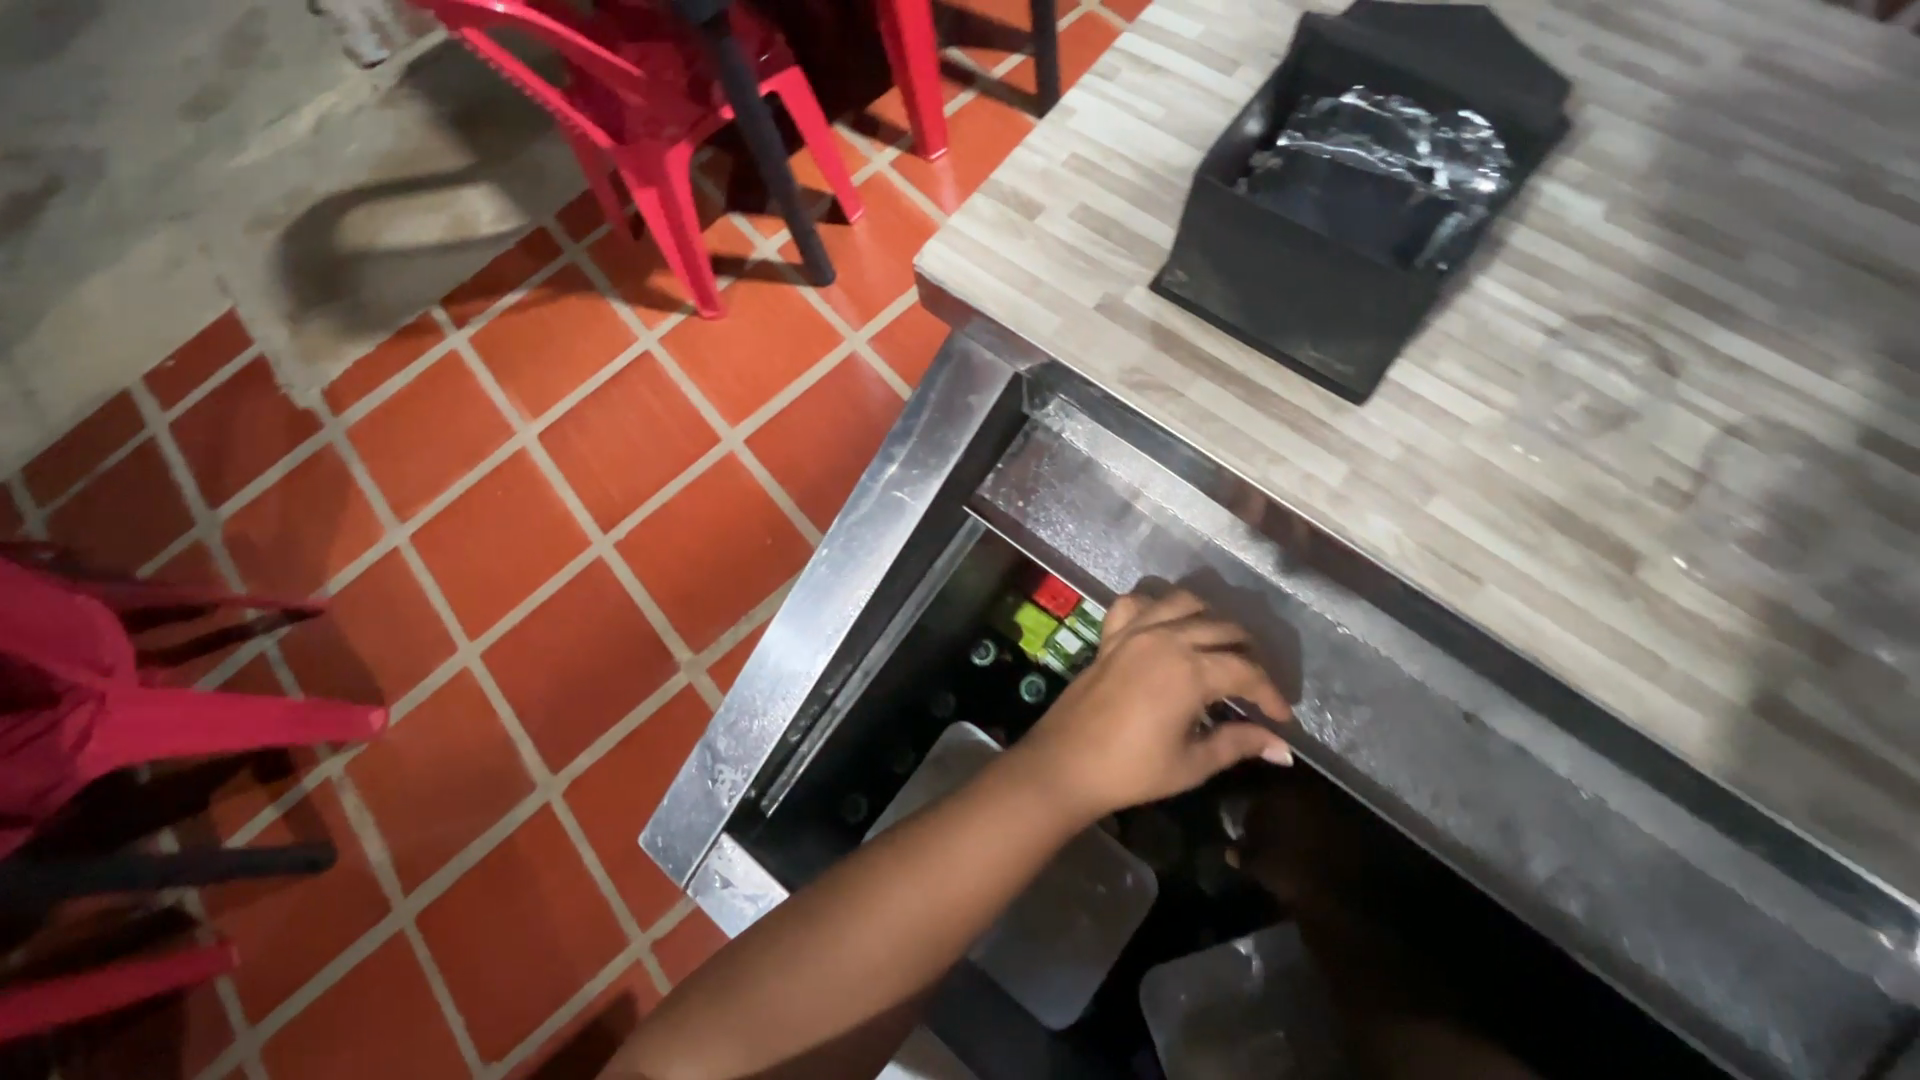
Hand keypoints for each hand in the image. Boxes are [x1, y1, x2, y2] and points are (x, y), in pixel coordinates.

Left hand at [1006, 588, 1292, 822]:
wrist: (1065, 765)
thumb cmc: (1131, 770)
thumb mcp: (1192, 763)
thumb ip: (1239, 744)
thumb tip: (1283, 749)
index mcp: (1191, 671)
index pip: (1247, 670)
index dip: (1270, 693)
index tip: (1282, 717)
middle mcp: (1166, 639)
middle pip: (1224, 629)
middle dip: (1248, 654)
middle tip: (1255, 686)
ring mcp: (1134, 632)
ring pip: (1185, 603)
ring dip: (1210, 619)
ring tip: (1220, 647)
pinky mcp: (1109, 636)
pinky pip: (1136, 603)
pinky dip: (1156, 606)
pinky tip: (1166, 625)